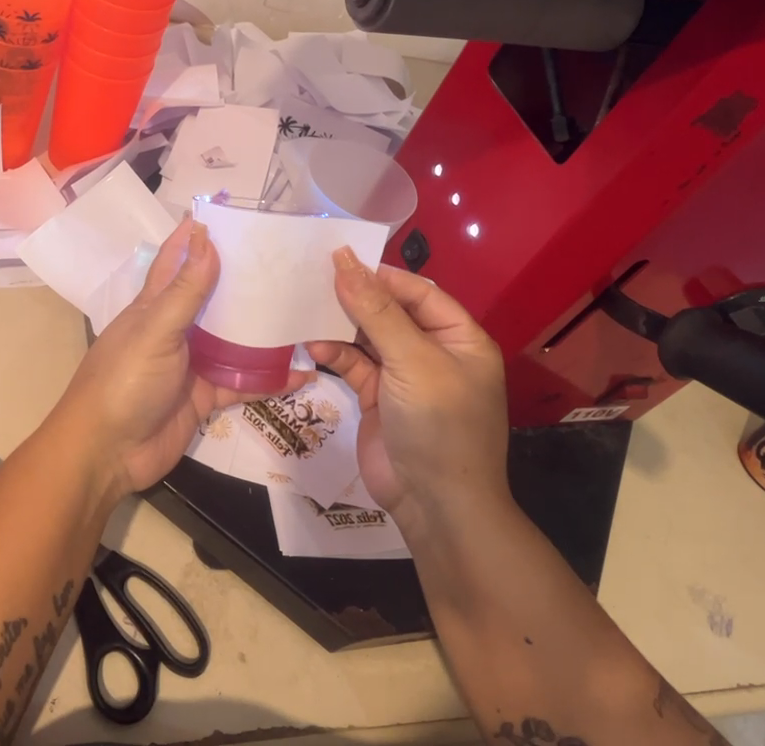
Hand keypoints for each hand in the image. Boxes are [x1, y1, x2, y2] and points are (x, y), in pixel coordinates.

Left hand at [47, 218, 305, 493]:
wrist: (107, 453)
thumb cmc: (124, 382)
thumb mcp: (155, 331)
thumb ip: (184, 290)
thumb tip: (206, 237)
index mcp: (155, 304)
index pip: (176, 258)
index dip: (198, 235)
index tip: (233, 212)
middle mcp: (175, 328)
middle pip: (214, 296)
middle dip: (245, 278)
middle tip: (290, 260)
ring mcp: (191, 363)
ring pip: (234, 338)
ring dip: (264, 329)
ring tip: (307, 311)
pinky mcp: (205, 396)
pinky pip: (244, 382)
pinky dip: (270, 379)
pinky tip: (303, 374)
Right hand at [307, 252, 510, 534]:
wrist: (436, 504)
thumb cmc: (439, 424)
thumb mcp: (412, 361)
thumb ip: (376, 311)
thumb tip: (344, 262)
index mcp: (460, 338)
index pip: (418, 292)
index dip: (381, 275)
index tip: (338, 259)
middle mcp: (434, 352)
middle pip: (390, 311)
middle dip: (355, 297)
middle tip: (312, 277)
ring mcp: (404, 377)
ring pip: (367, 337)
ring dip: (339, 325)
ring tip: (304, 308)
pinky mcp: (378, 398)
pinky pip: (354, 365)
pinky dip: (334, 353)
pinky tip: (311, 344)